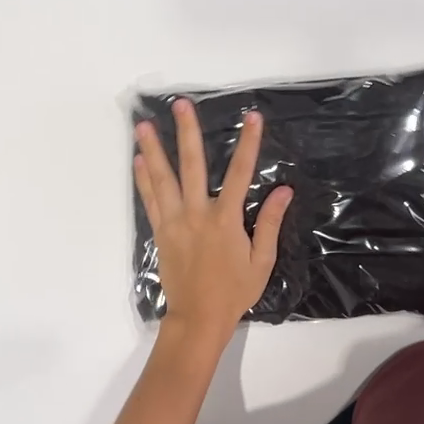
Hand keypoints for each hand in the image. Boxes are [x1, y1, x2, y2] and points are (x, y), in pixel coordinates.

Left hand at [134, 99, 292, 347]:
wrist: (198, 318)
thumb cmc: (234, 291)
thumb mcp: (262, 260)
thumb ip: (270, 223)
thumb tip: (284, 190)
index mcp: (225, 219)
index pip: (241, 172)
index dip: (248, 142)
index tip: (252, 116)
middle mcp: (197, 214)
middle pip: (192, 166)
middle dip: (187, 133)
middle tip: (180, 104)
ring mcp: (175, 222)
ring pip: (163, 179)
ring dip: (154, 149)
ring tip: (143, 124)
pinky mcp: (161, 232)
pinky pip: (150, 199)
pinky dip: (144, 178)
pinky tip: (139, 159)